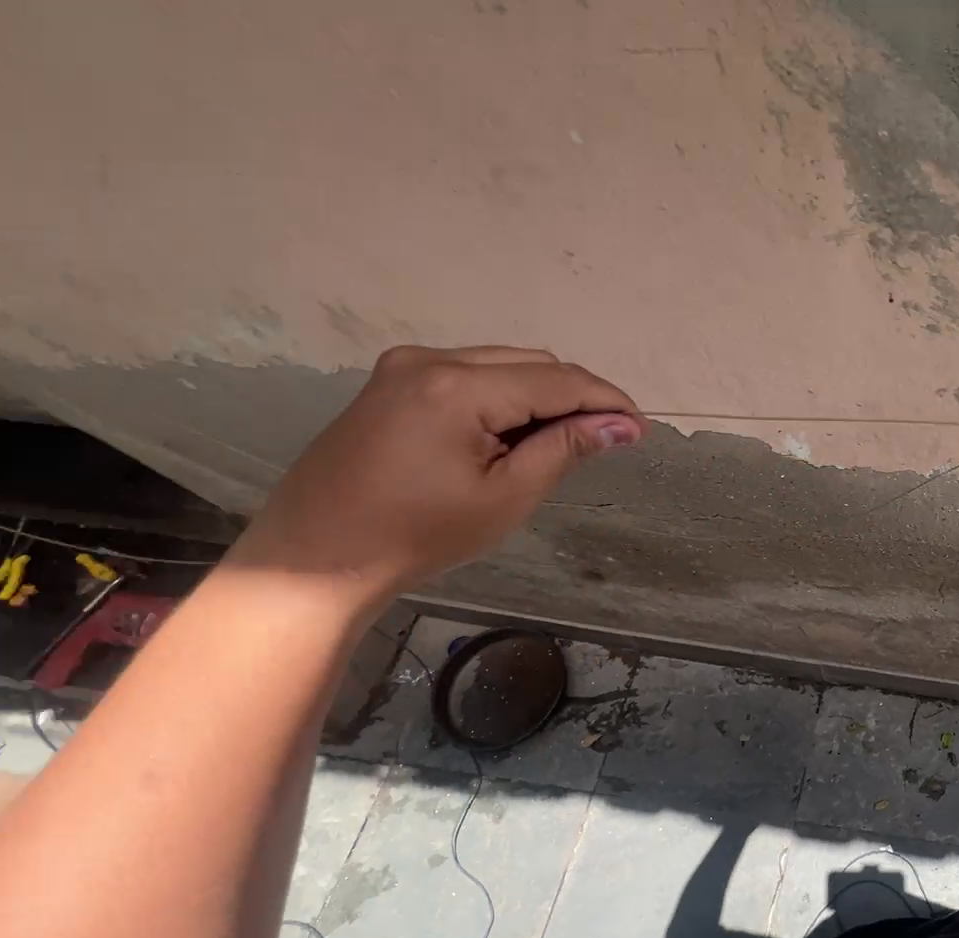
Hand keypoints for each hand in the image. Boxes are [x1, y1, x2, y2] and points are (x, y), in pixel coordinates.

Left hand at [230, 345, 643, 600]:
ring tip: (562, 444)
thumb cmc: (419, 535)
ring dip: (543, 396)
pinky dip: (507, 397)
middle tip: (605, 442)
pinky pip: (472, 374)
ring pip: (504, 364)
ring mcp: (406, 366)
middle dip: (578, 397)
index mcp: (458, 387)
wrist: (316, 556)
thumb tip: (623, 425)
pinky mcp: (393, 382)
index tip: (642, 430)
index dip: (607, 401)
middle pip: (533, 363)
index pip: (558, 380)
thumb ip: (566, 448)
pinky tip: (514, 435)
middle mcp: (431, 359)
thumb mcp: (507, 496)